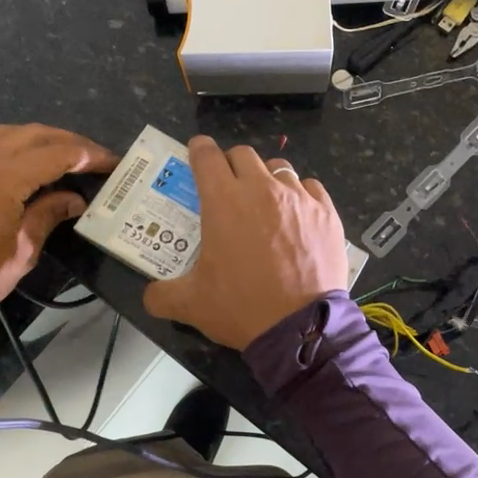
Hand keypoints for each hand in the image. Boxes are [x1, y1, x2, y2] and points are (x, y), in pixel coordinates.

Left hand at [0, 125, 115, 332]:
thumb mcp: (20, 252)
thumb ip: (48, 215)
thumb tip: (74, 199)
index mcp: (4, 177)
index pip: (59, 153)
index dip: (91, 156)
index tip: (116, 163)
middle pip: (39, 134)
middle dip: (72, 143)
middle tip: (99, 159)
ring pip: (15, 132)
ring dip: (46, 139)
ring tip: (71, 157)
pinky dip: (20, 144)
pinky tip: (33, 162)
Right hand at [142, 136, 348, 349]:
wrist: (300, 327)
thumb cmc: (242, 307)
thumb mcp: (191, 304)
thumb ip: (162, 294)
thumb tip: (151, 294)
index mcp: (224, 200)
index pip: (206, 155)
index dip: (198, 151)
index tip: (196, 155)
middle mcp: (262, 188)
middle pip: (243, 155)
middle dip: (230, 164)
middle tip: (227, 186)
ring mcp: (299, 198)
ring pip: (279, 168)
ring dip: (266, 177)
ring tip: (264, 201)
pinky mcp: (326, 211)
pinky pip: (310, 187)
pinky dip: (300, 194)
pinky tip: (297, 215)